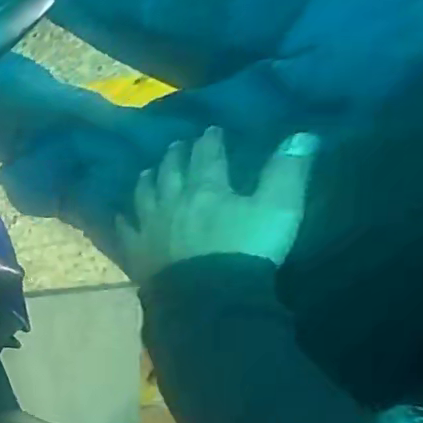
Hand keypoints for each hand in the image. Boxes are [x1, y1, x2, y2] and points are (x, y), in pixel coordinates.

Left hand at [114, 126, 318, 285]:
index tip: (210, 130)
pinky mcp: (137, 249)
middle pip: (171, 172)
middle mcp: (172, 200)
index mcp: (207, 188)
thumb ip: (287, 172)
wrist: (205, 292)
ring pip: (145, 195)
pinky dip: (123, 220)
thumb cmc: (245, 248)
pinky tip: (120, 216)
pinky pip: (126, 230)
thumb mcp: (278, 208)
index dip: (209, 141)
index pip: (207, 156)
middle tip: (176, 145)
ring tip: (148, 170)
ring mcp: (150, 225)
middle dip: (175, 155)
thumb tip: (302, 135)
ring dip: (147, 180)